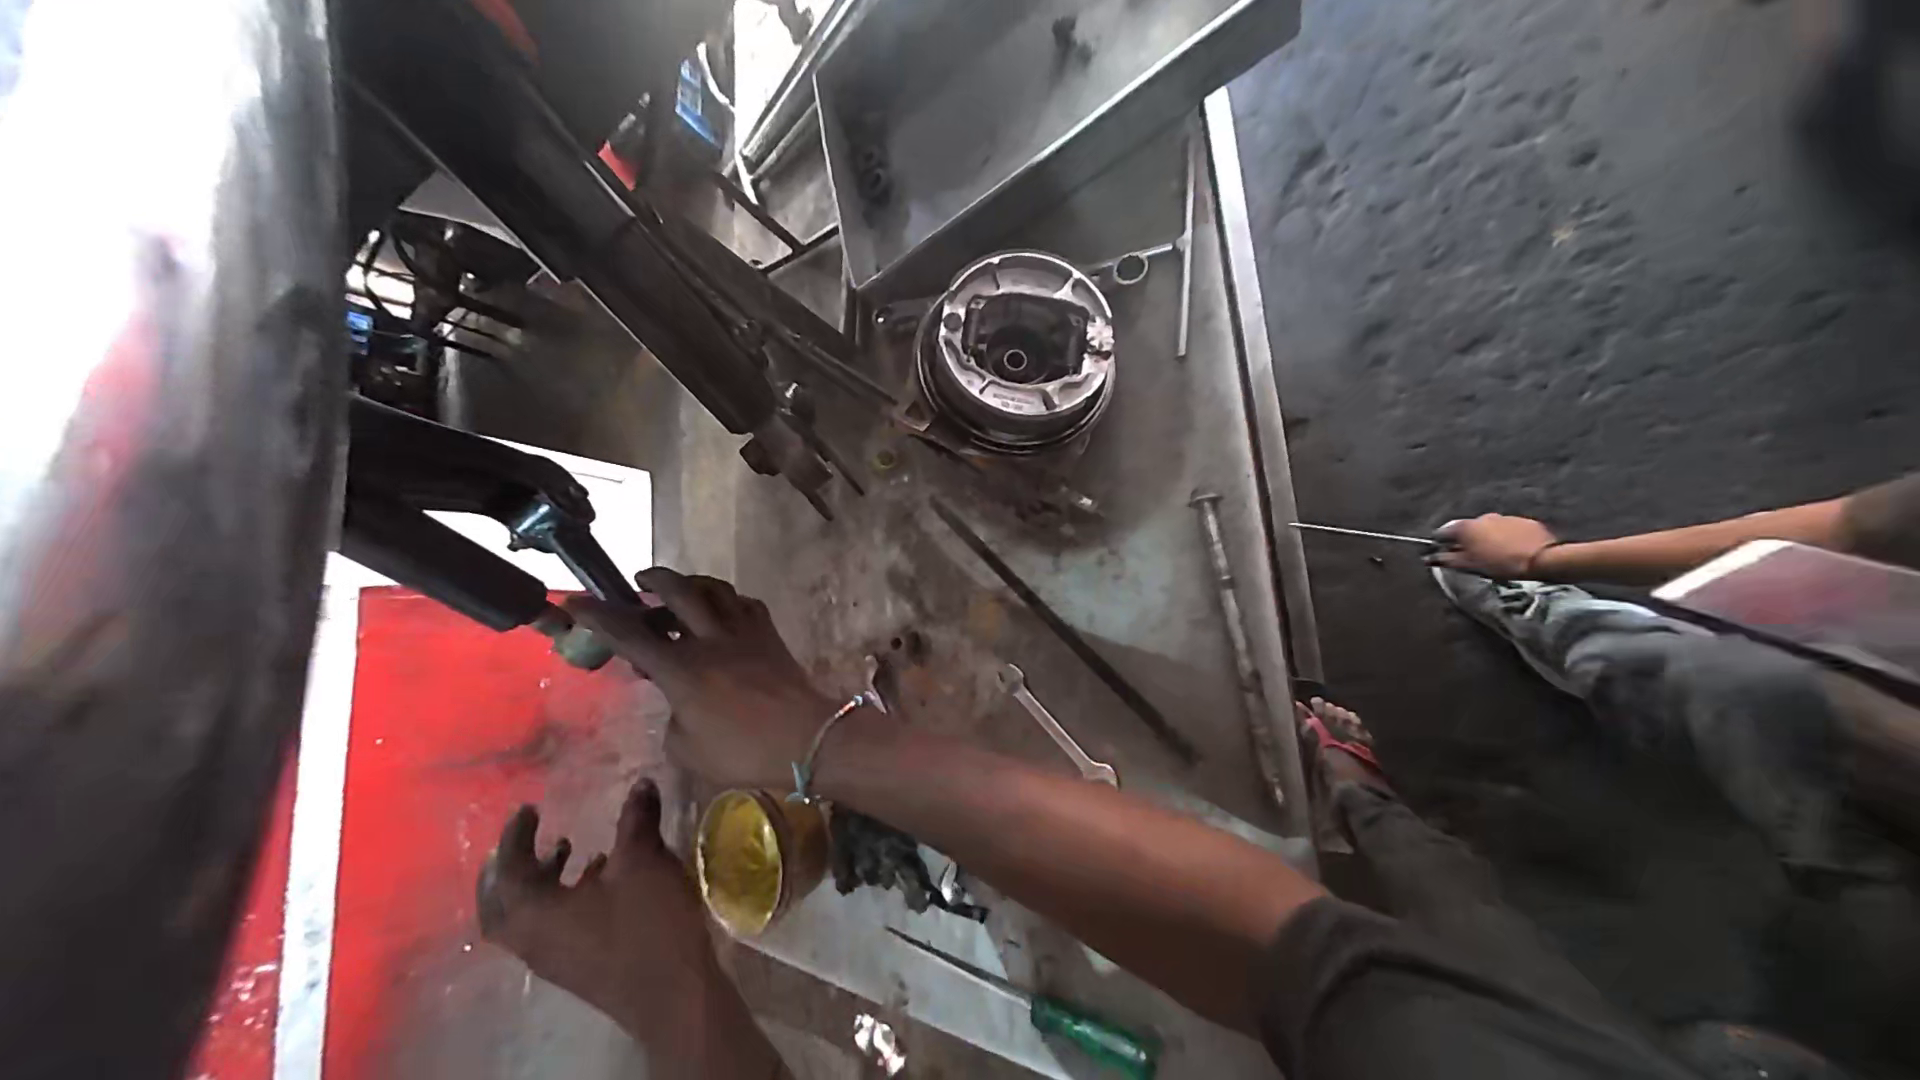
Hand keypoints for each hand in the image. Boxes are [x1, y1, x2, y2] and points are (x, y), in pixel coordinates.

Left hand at [477, 781, 717, 1032]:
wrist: (671, 991)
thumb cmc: (648, 922)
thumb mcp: (644, 861)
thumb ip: (637, 820)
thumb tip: (640, 783)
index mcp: (536, 914)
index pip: (510, 870)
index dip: (516, 836)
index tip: (528, 808)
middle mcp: (532, 940)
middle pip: (501, 904)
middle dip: (510, 866)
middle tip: (526, 836)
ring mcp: (553, 957)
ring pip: (527, 916)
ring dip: (539, 880)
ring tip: (568, 847)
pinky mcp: (577, 963)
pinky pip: (550, 925)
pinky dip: (562, 896)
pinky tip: (601, 877)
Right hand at [567, 569, 834, 789]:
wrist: (808, 737)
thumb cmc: (744, 751)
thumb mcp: (687, 748)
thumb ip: (673, 718)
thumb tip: (679, 702)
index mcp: (681, 669)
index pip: (629, 635)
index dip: (598, 616)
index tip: (576, 602)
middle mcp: (710, 640)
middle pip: (678, 591)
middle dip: (655, 579)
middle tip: (641, 581)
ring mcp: (744, 632)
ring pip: (716, 589)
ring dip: (693, 583)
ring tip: (682, 590)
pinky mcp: (769, 634)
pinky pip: (745, 604)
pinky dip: (728, 600)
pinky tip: (724, 612)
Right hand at [1431, 514, 1560, 578]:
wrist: (1544, 559)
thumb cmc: (1499, 563)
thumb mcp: (1468, 565)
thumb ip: (1445, 560)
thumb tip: (1428, 557)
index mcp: (1464, 527)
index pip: (1442, 532)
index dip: (1439, 543)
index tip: (1441, 553)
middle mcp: (1482, 517)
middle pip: (1466, 529)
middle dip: (1464, 540)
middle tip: (1468, 555)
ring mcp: (1504, 518)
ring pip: (1487, 528)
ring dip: (1485, 538)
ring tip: (1492, 553)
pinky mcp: (1524, 522)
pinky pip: (1507, 529)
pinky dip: (1504, 537)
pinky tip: (1510, 549)